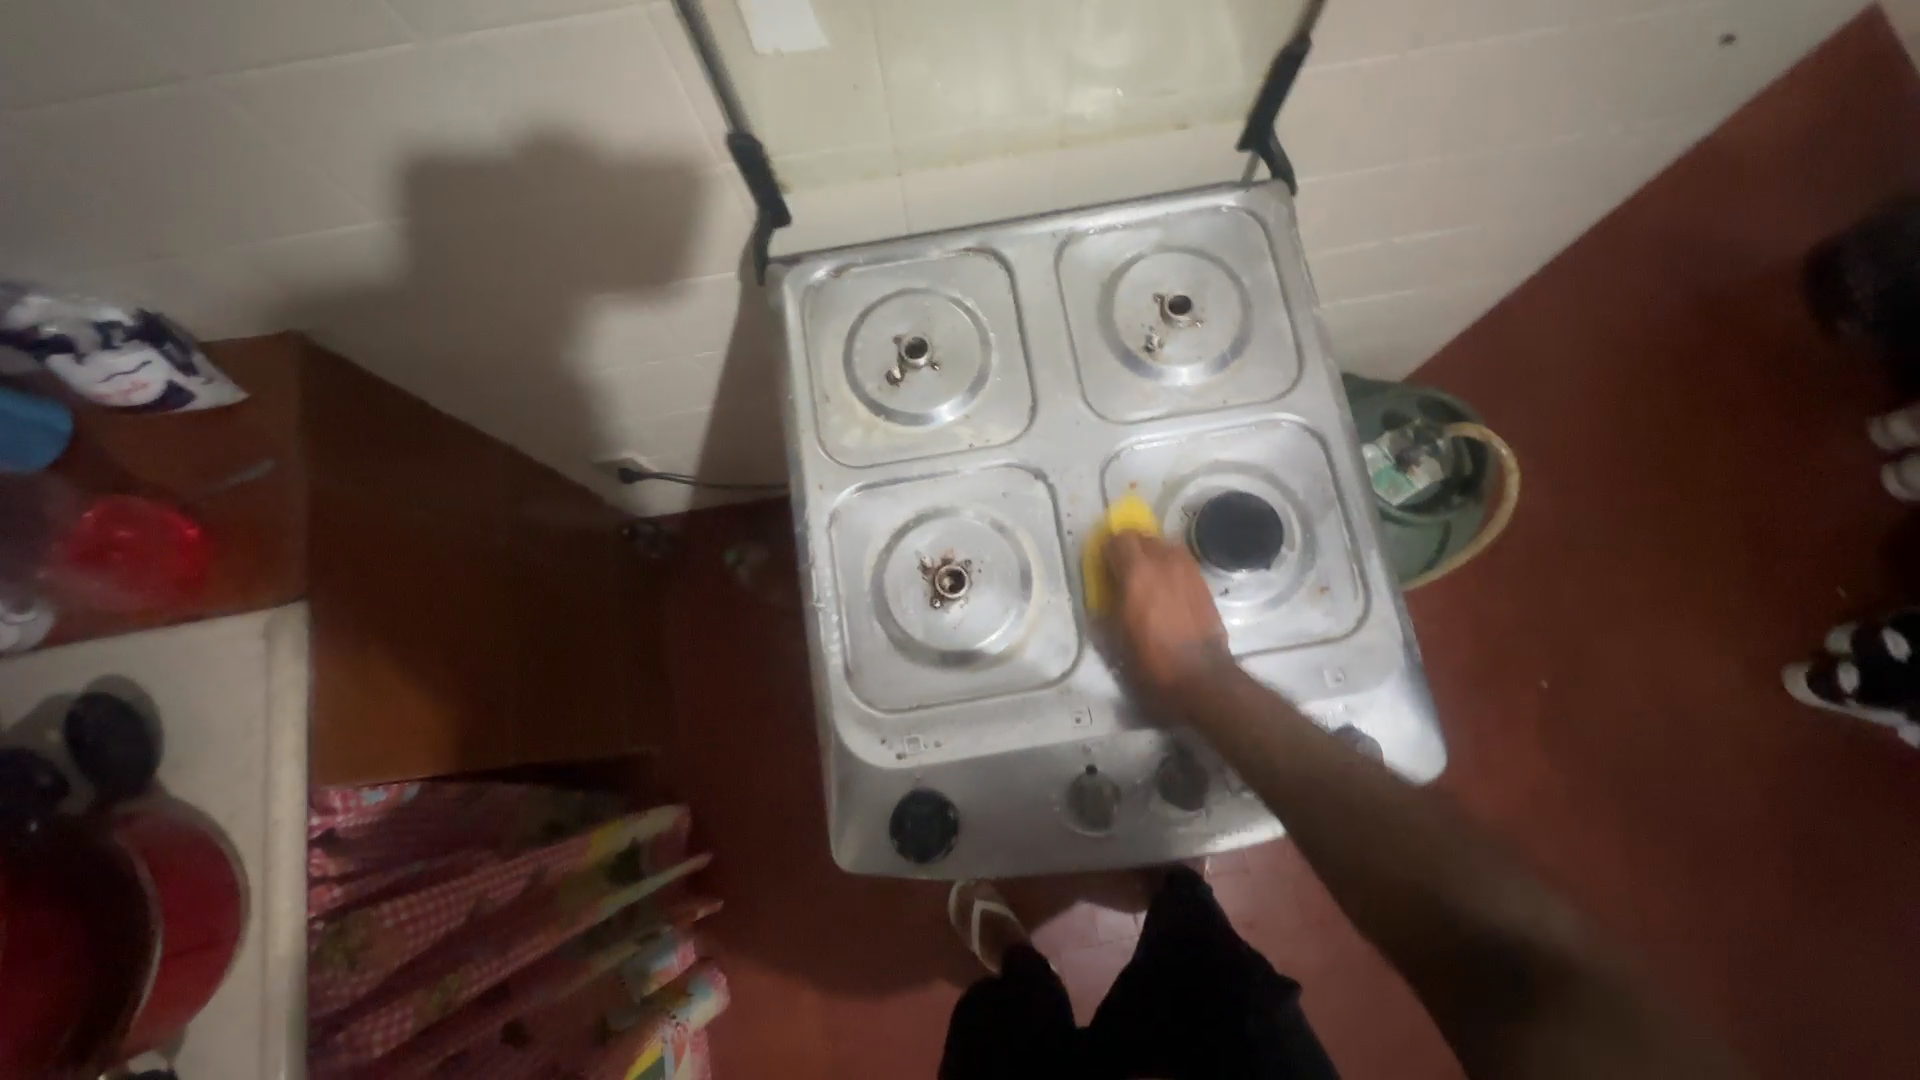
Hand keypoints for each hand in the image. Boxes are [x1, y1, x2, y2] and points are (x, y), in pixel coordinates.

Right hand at [1105, 532, 1233, 697]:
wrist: (1199, 675)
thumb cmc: (1149, 659)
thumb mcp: (1114, 635)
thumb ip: (1107, 602)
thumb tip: (1107, 590)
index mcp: (1136, 571)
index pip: (1118, 539)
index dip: (1108, 550)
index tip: (1104, 566)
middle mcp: (1163, 561)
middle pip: (1142, 537)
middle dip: (1130, 549)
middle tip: (1123, 571)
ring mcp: (1187, 568)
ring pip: (1164, 545)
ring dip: (1152, 555)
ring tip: (1147, 578)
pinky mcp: (1203, 581)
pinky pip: (1181, 561)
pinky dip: (1170, 567)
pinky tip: (1167, 589)